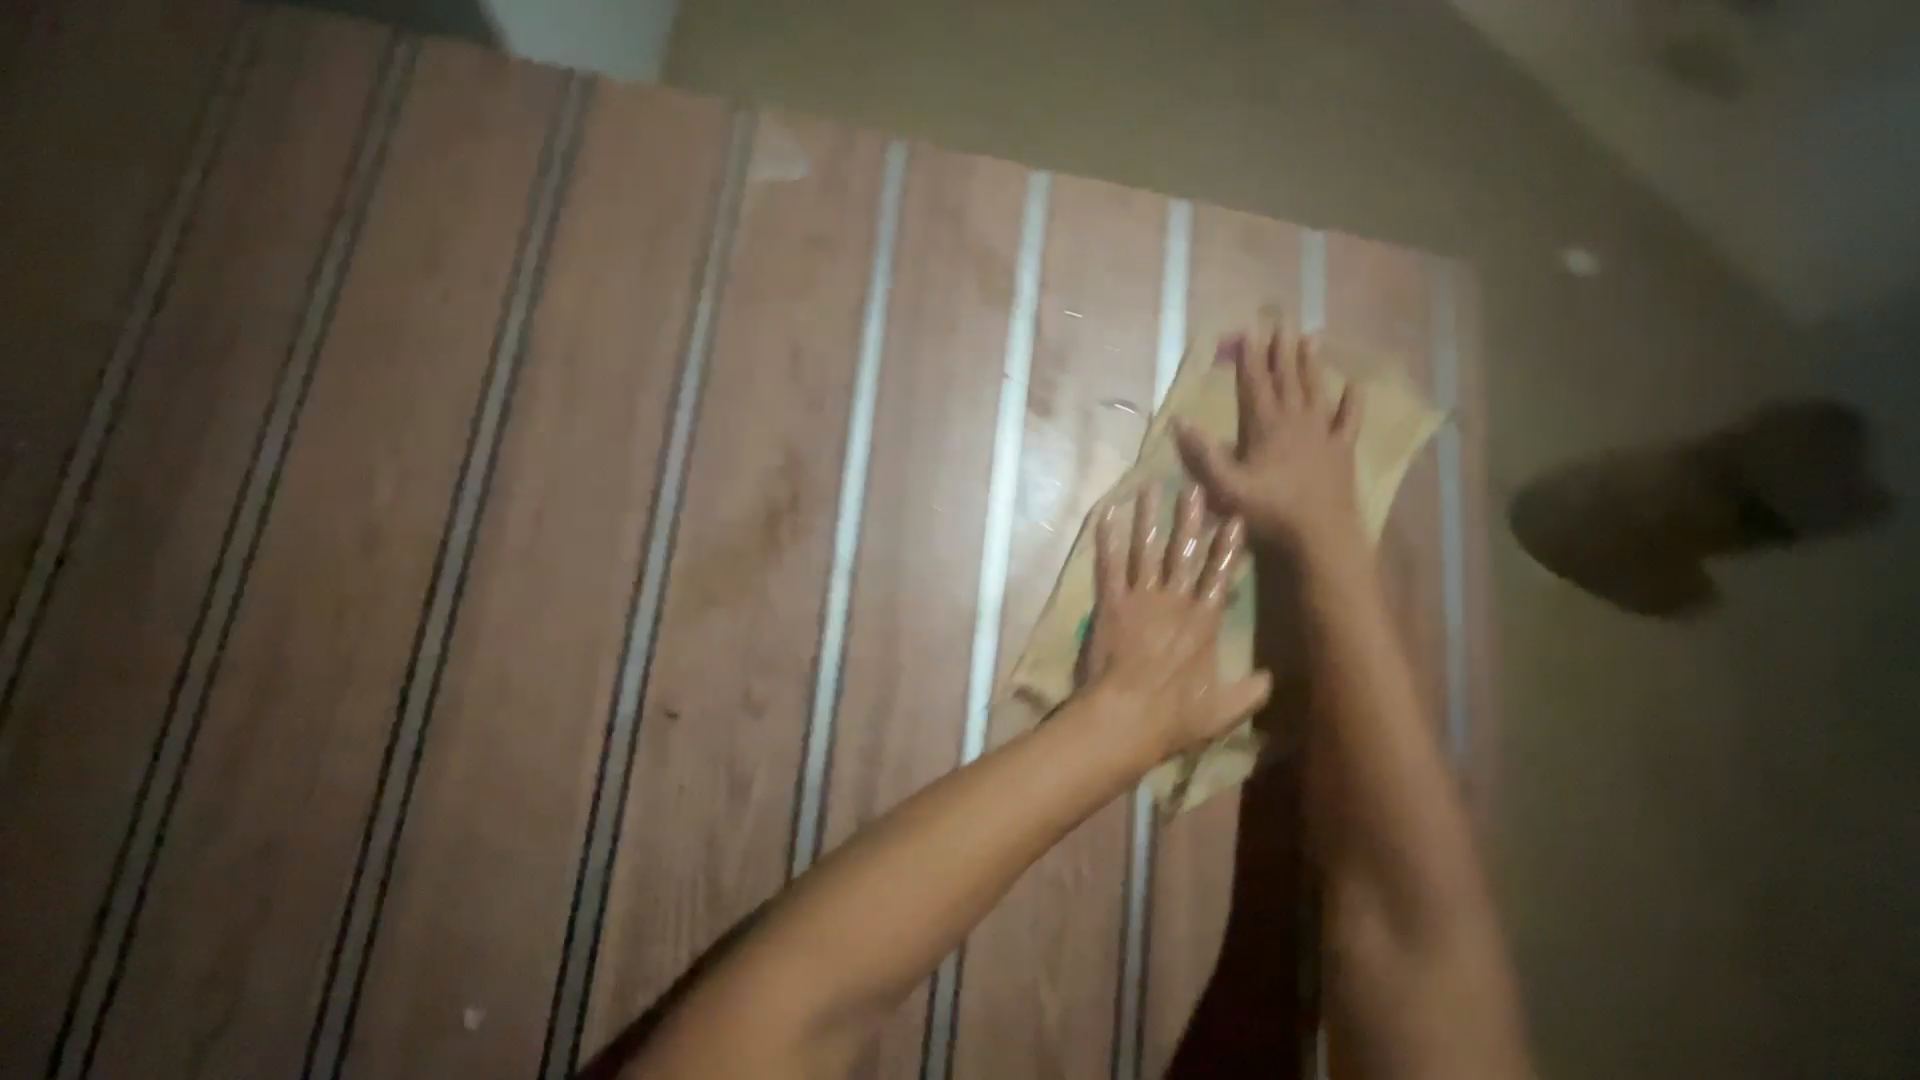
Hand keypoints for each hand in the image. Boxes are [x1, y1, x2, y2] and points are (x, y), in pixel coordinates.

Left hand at [1081, 483, 1272, 762]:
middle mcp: (1174, 601)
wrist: (1124, 718)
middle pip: (1183, 551)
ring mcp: (1140, 599)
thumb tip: (1270, 679)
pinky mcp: (1109, 604)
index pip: (1220, 574)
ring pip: (1146, 549)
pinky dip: (1106, 538)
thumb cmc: (1173, 717)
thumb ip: (1249, 692)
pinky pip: (1108, 564)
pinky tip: (1106, 513)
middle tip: (1193, 484)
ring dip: (1148, 517)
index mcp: (1203, 621)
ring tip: (1151, 488)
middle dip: (1190, 517)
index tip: (1234, 516)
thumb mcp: (1222, 711)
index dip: (1228, 545)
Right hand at [1174, 330, 1364, 553]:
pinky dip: (1352, 402)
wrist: (1321, 534)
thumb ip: (1203, 454)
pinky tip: (1355, 386)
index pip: (1254, 384)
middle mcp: (1295, 422)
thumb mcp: (1226, 486)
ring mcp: (1322, 434)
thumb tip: (1179, 420)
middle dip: (1282, 350)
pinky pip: (1349, 421)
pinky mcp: (1342, 451)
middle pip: (1287, 379)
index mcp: (1265, 427)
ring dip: (1312, 364)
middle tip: (1283, 321)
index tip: (1249, 330)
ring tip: (1311, 337)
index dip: (1250, 356)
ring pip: (1316, 391)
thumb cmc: (1269, 511)